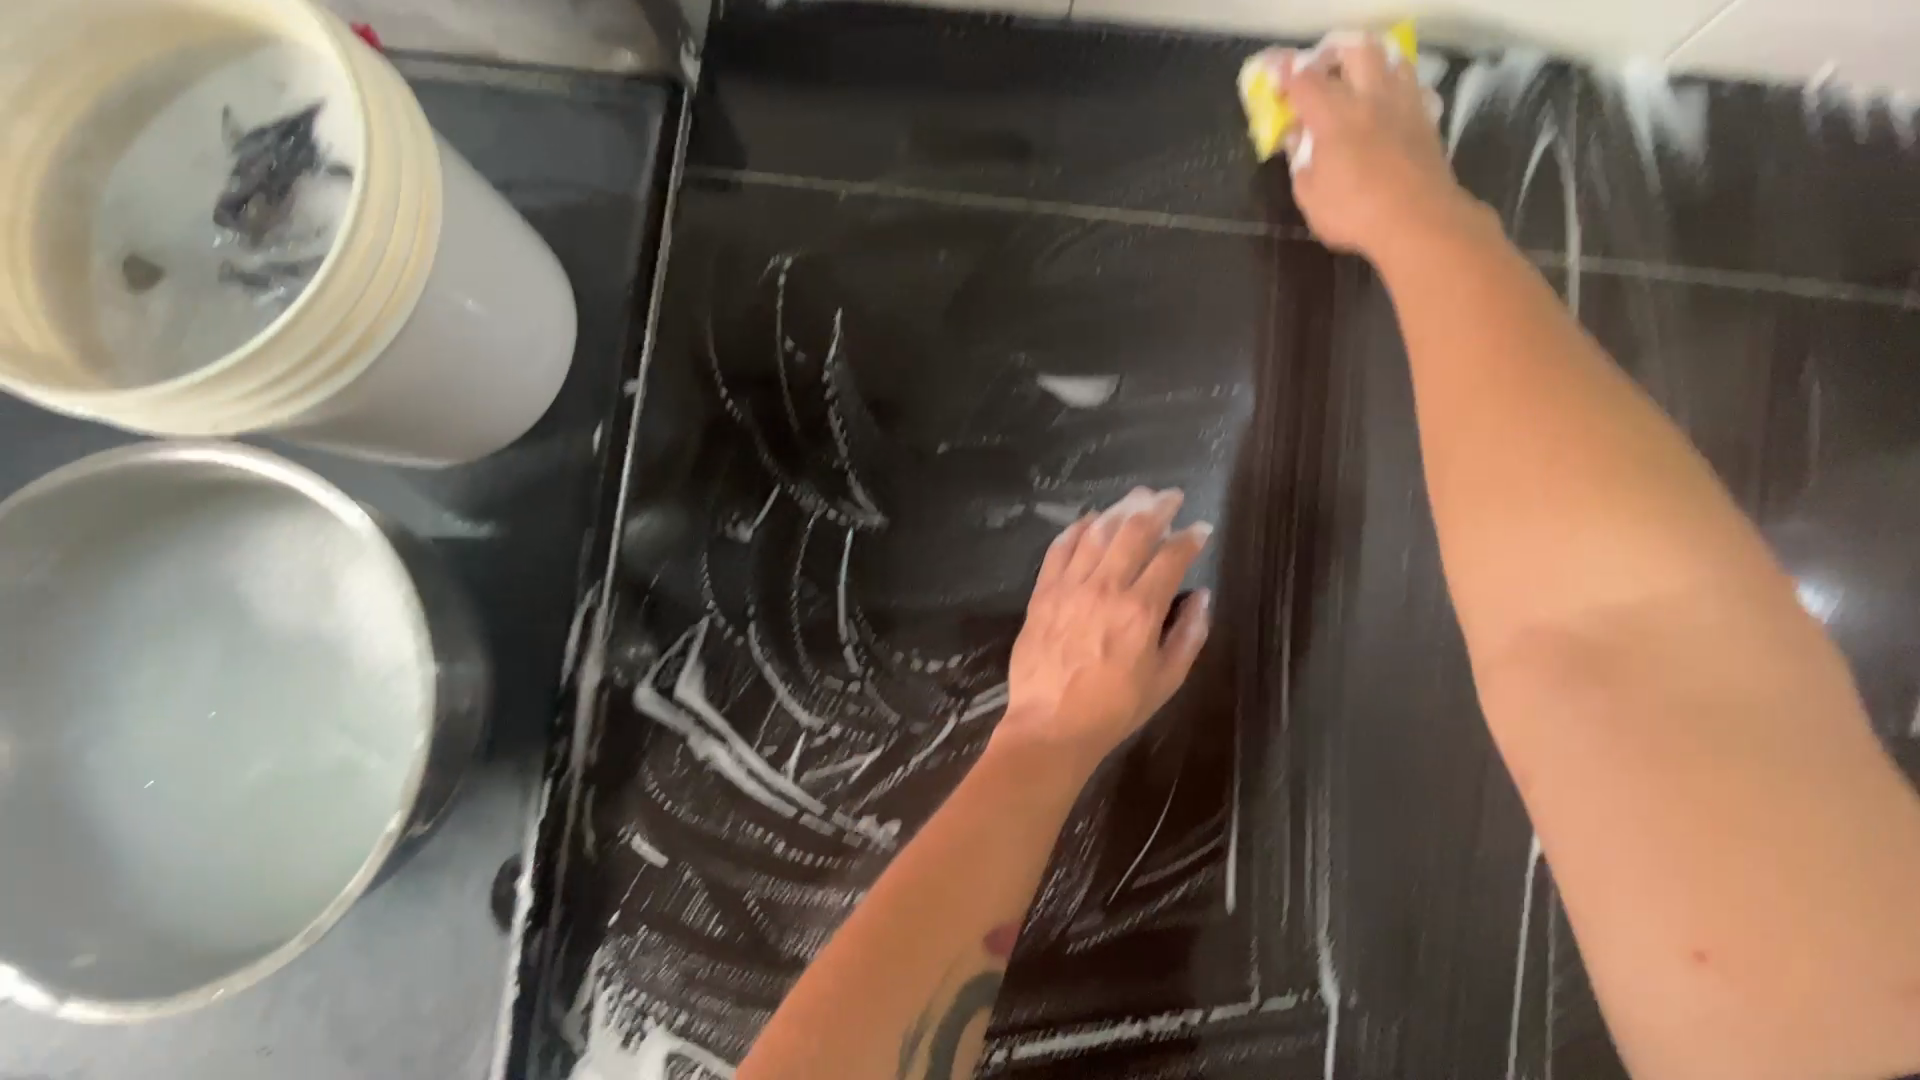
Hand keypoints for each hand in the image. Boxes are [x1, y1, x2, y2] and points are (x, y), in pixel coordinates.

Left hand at [997, 488, 1213, 765]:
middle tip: (1170, 496)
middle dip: (1157, 507)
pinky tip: (1089, 520)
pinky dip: (1076, 529)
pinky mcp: (1042, 593)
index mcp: (1141, 610)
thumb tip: (1202, 597)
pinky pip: (1059, 549)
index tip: (1201, 529)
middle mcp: (1105, 588)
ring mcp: (1069, 587)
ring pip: (1096, 532)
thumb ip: (1189, 635)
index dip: (1190, 537)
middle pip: (1133, 531)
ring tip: (1136, 498)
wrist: (1050, 725)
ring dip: (1119, 510)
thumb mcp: (1166, 681)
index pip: (1171, 557)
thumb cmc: (1114, 709)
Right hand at [1264, 34, 1482, 261]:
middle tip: (1320, 74)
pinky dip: (1397, 89)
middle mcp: (1370, 98)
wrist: (1417, 220)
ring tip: (1358, 85)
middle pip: (1355, 52)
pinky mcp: (1426, 119)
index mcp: (1334, 116)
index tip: (1275, 76)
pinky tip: (1388, 108)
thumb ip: (1300, 162)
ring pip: (1391, 61)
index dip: (1286, 75)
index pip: (1304, 82)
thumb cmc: (1354, 213)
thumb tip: (1297, 139)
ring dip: (1371, 66)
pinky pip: (1412, 87)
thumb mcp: (1309, 195)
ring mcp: (1403, 104)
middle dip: (1333, 57)